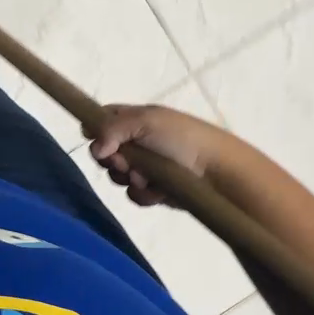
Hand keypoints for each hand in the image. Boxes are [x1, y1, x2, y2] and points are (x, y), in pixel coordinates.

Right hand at [83, 104, 238, 207]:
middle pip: (104, 151)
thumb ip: (110, 129)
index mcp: (134, 119)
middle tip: (124, 162)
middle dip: (111, 159)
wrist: (219, 171)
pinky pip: (133, 195)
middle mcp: (137, 142)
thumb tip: (94, 149)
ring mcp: (146, 168)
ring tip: (146, 178)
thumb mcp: (144, 120)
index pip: (101, 120)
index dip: (94, 130)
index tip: (96, 140)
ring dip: (127, 177)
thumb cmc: (182, 138)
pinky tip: (156, 191)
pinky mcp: (154, 191)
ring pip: (117, 175)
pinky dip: (142, 193)